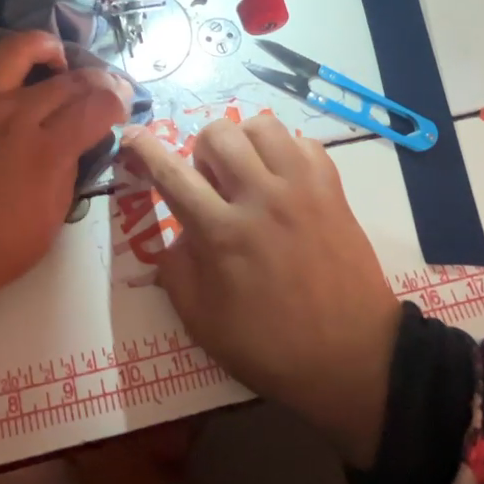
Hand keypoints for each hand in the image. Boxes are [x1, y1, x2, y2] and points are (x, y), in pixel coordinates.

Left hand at [0, 32, 128, 462]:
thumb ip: (65, 179)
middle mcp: (12, 116)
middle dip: (95, 79)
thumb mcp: (44, 229)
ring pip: (16, 49)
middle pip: (67, 79)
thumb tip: (74, 149)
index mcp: (44, 153)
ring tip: (51, 60)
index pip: (97, 107)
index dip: (117, 102)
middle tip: (99, 89)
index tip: (120, 107)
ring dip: (44, 48)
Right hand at [124, 115, 400, 468]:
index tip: (131, 136)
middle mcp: (260, 198)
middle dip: (202, 150)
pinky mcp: (332, 189)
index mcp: (222, 233)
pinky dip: (286, 152)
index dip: (145, 150)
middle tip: (211, 183)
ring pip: (262, 126)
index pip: (172, 175)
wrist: (352, 357)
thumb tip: (174, 235)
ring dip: (244, 142)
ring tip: (247, 172)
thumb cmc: (271, 346)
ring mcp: (301, 188)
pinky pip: (302, 142)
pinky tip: (283, 180)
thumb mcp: (203, 322)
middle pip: (218, 134)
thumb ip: (176, 271)